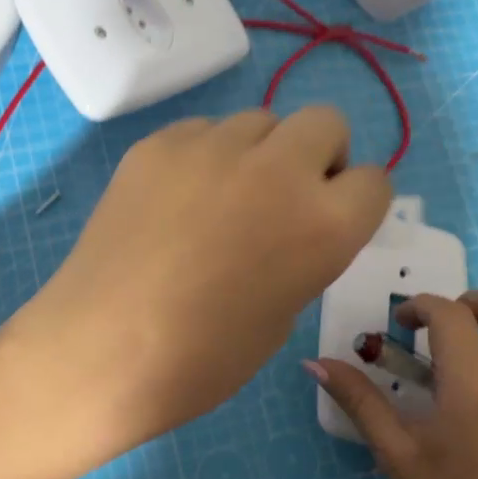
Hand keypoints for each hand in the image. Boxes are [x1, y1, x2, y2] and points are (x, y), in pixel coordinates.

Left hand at [7, 106, 389, 445]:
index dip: (353, 203)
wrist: (102, 349)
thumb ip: (302, 254)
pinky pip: (200, 131)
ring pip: (259, 120)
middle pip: (325, 122)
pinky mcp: (157, 144)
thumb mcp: (282, 315)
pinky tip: (173, 201)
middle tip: (281, 199)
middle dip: (316, 155)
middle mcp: (277, 169)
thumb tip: (291, 226)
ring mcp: (212, 148)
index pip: (374, 180)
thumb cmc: (201, 358)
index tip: (328, 222)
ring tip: (219, 200)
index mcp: (324, 223)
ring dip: (257, 151)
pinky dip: (202, 156)